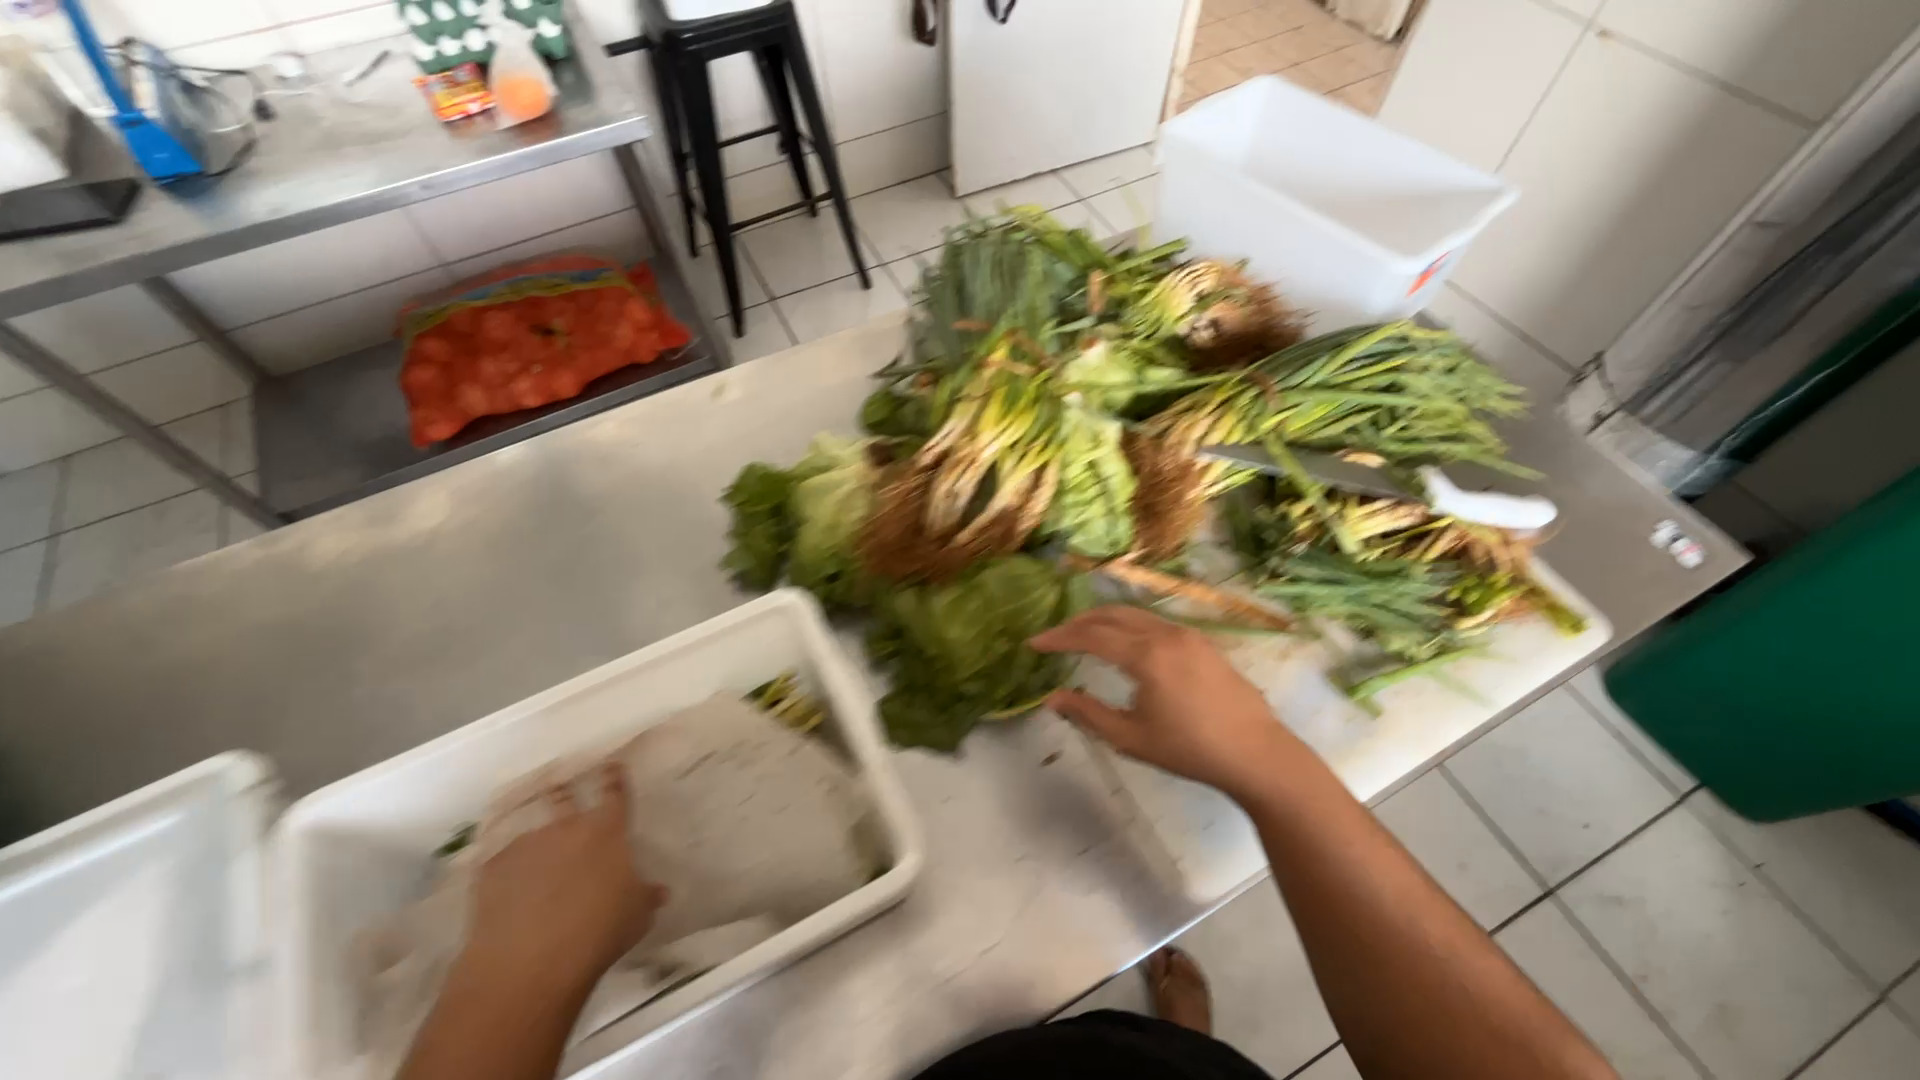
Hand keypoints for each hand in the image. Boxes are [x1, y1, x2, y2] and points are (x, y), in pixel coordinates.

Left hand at [460, 764, 667, 997]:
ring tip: (533, 859)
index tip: (611, 764)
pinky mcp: (491, 870)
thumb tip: (658, 891)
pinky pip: (501, 862)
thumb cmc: (598, 932)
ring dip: (536, 840)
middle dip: (563, 790)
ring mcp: (525, 846)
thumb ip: (646, 896)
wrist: (528, 962)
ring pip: (531, 832)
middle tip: (560, 784)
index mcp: (606, 832)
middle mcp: (565, 829)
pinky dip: (508, 870)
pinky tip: (507, 890)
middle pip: (563, 797)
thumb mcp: (637, 916)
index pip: (614, 792)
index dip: (613, 776)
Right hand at [1030, 606, 1306, 802]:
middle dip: (1078, 622)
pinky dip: (1130, 625)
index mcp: (1146, 656)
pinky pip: (1156, 623)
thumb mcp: (1131, 737)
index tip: (1034, 643)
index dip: (1059, 638)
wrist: (1257, 753)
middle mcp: (1166, 635)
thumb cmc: (1190, 749)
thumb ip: (1088, 713)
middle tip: (1055, 636)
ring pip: (1136, 614)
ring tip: (1084, 634)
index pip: (1090, 636)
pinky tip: (1126, 643)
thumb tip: (1052, 697)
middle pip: (1112, 615)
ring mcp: (1188, 635)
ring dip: (1105, 620)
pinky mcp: (1204, 643)